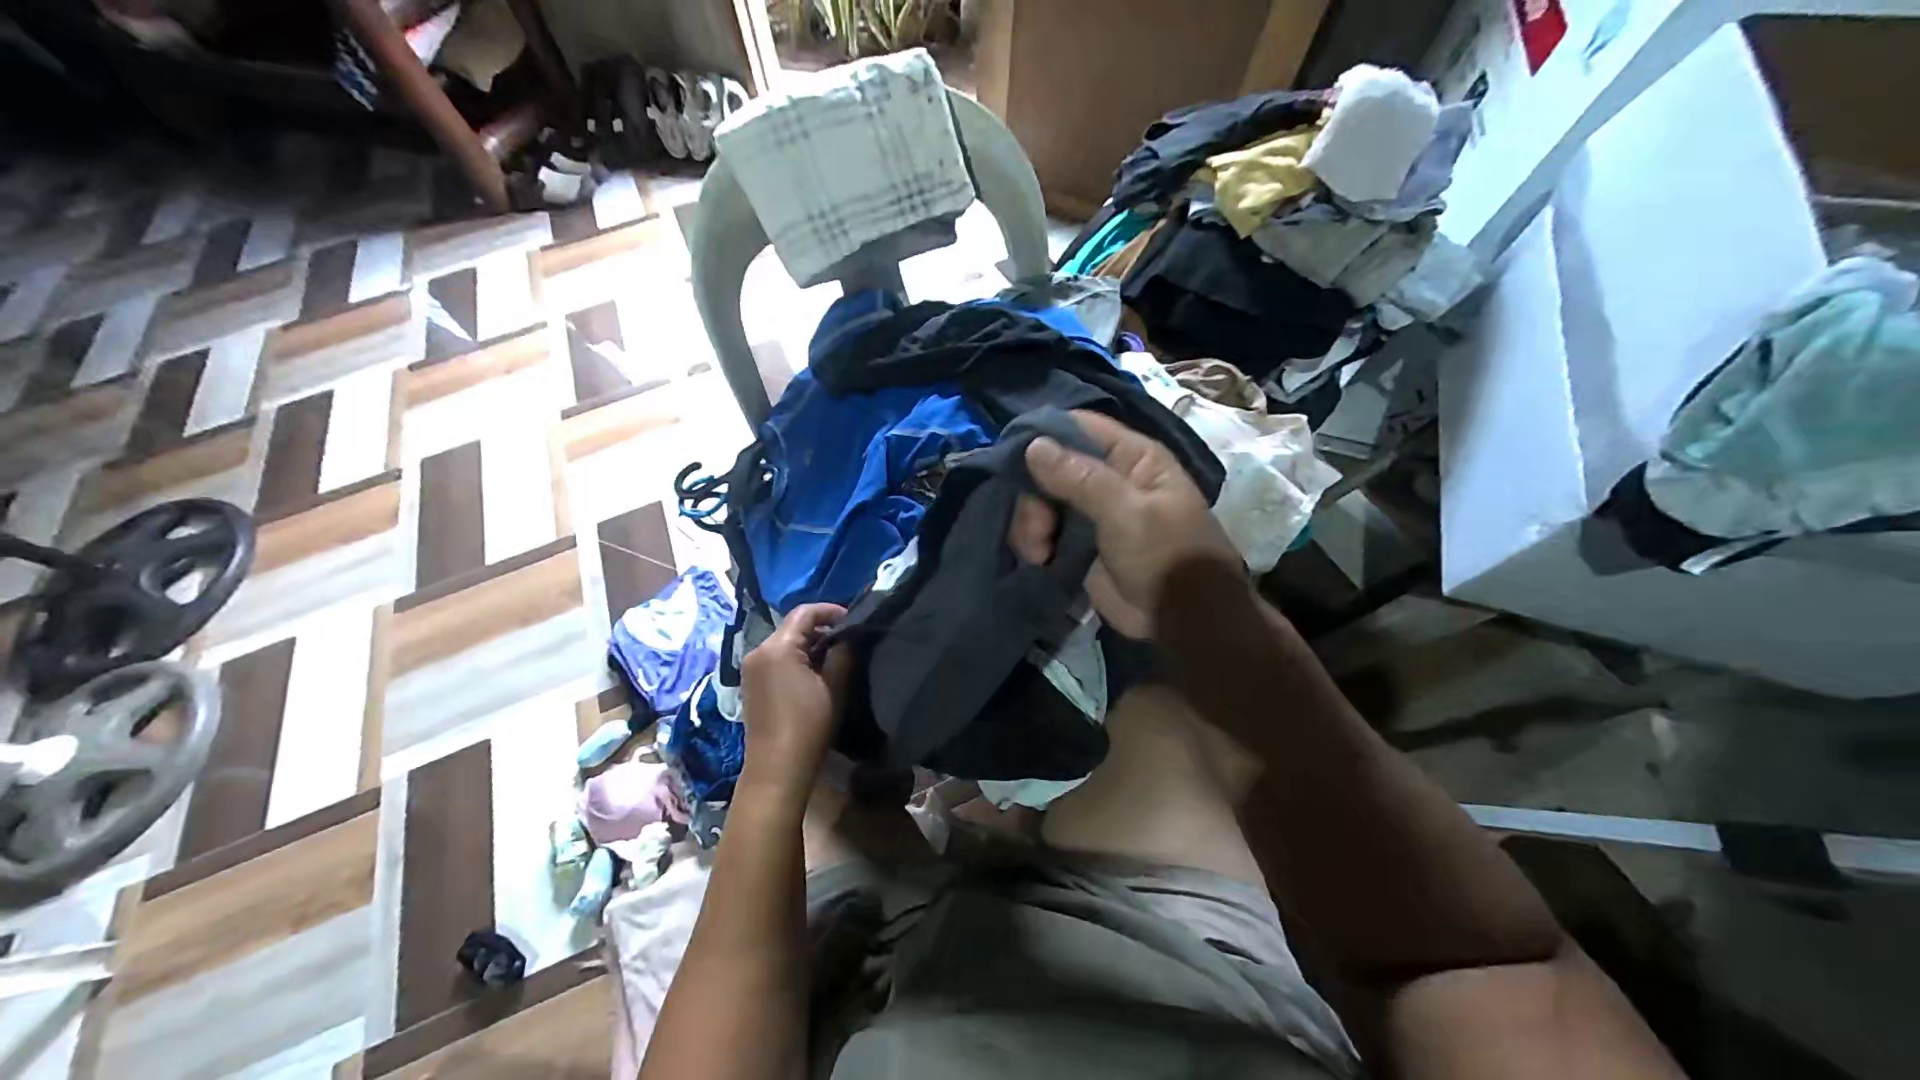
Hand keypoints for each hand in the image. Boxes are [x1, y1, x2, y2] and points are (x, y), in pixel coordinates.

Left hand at [739, 604, 852, 804]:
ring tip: (835, 658)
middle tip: (847, 641)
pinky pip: (775, 658)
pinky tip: (814, 674)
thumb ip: (842, 654)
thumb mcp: (834, 686)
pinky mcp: (751, 684)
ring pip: (784, 642)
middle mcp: (758, 651)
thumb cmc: (808, 725)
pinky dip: (795, 658)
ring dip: (808, 645)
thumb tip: (848, 636)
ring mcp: (751, 668)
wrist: (777, 768)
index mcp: (776, 647)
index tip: (852, 621)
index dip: (830, 611)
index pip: (804, 613)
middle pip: (792, 626)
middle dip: (820, 629)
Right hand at [1009, 410, 1240, 637]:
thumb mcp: (1128, 512)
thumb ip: (1080, 477)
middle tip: (1039, 529)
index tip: (1015, 459)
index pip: (1078, 427)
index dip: (1044, 436)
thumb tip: (1033, 445)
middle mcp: (1107, 478)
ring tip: (1039, 553)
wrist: (1180, 621)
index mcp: (1130, 458)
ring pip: (1041, 501)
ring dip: (1031, 525)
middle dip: (1034, 497)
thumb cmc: (1166, 555)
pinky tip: (1040, 560)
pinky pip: (1043, 531)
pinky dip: (1034, 543)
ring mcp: (1090, 512)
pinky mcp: (1077, 545)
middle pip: (1050, 467)